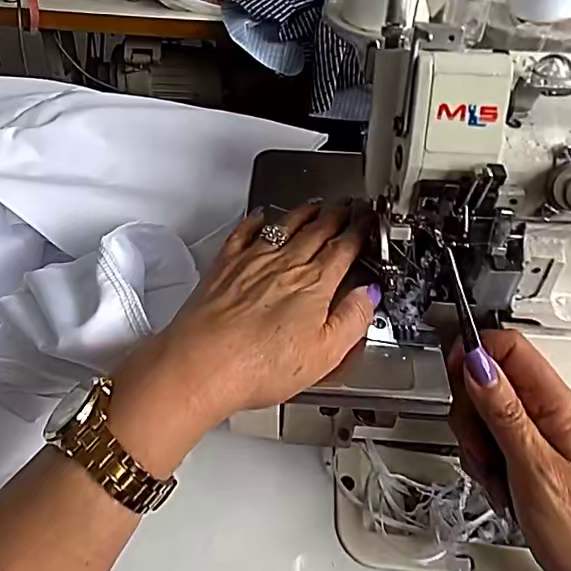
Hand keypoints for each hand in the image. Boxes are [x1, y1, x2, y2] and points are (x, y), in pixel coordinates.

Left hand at [110, 202, 379, 472]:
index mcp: (315, 284)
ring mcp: (253, 261)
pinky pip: (245, 232)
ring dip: (304, 211)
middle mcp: (285, 264)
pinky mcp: (225, 266)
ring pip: (286, 225)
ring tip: (316, 204)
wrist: (202, 365)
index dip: (359, 230)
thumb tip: (369, 295)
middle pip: (318, 230)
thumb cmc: (258, 365)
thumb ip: (353, 319)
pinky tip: (261, 216)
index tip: (367, 221)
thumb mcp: (325, 353)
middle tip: (348, 205)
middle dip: (337, 214)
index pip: (344, 248)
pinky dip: (257, 219)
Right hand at [446, 330, 570, 570]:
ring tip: (496, 474)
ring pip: (484, 414)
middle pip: (489, 380)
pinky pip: (490, 443)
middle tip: (481, 446)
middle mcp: (549, 413)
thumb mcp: (535, 469)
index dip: (476, 353)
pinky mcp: (528, 457)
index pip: (510, 347)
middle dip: (471, 411)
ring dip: (477, 444)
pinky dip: (485, 463)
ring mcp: (537, 435)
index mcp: (557, 404)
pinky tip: (500, 486)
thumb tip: (480, 364)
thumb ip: (503, 412)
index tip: (454, 377)